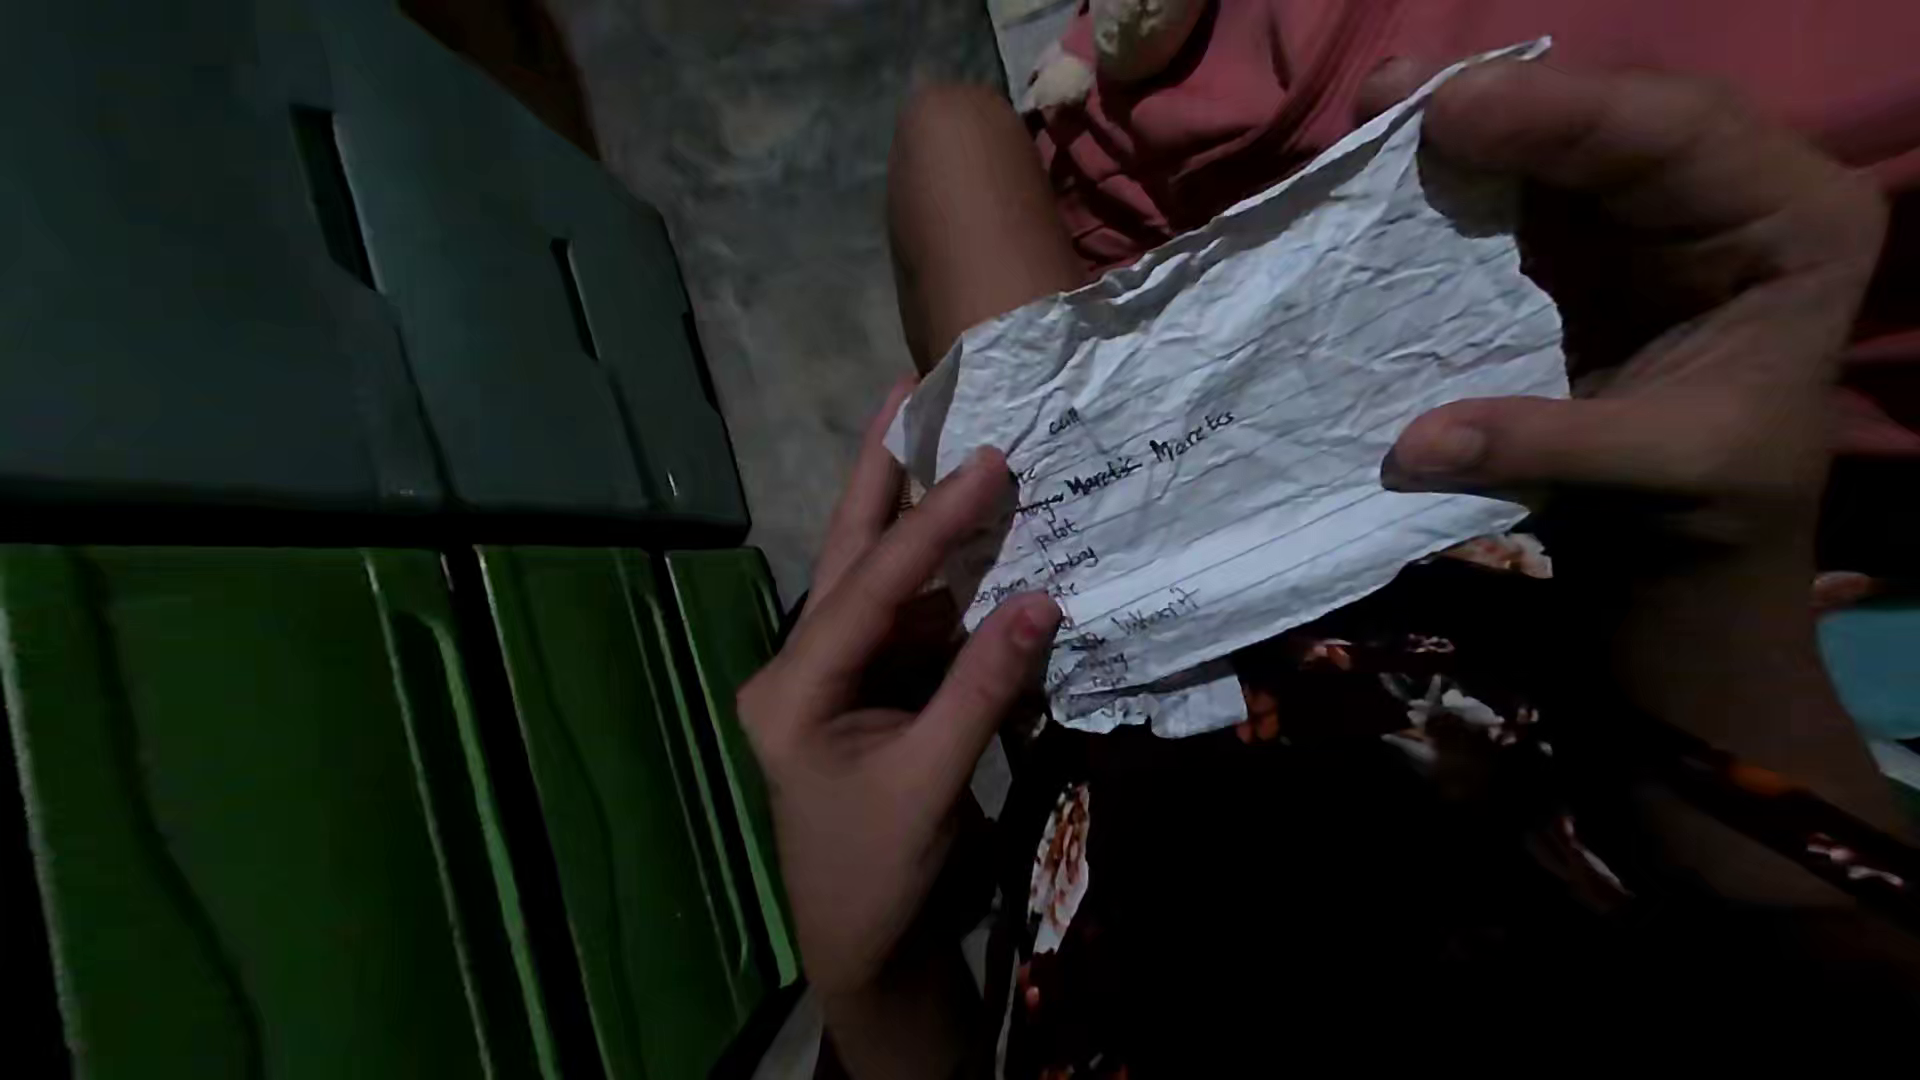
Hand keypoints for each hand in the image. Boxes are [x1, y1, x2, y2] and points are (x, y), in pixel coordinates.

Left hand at [737, 380, 1061, 996]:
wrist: (867, 943)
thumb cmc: (878, 873)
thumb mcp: (930, 782)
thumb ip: (983, 686)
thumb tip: (1046, 600)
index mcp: (793, 687)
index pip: (870, 586)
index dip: (933, 524)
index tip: (986, 461)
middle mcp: (805, 661)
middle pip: (847, 552)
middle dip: (878, 473)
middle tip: (904, 396)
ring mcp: (838, 669)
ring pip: (884, 578)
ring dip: (922, 522)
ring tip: (953, 452)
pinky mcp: (873, 682)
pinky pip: (915, 617)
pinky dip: (949, 580)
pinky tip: (977, 542)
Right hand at [1374, 61, 1897, 832]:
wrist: (1666, 526)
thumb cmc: (1696, 494)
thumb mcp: (1654, 472)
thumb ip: (1545, 444)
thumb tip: (1412, 445)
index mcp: (1774, 228)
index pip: (1672, 137)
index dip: (1560, 114)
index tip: (1447, 108)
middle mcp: (1693, 208)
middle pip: (1595, 122)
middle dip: (1494, 99)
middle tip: (1391, 90)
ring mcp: (1609, 236)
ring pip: (1533, 157)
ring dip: (1448, 135)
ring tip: (1373, 115)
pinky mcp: (1540, 272)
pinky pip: (1487, 215)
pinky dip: (1430, 198)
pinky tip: (1381, 183)